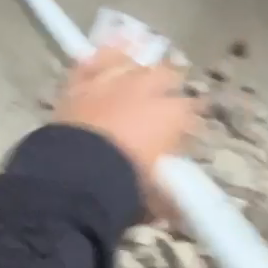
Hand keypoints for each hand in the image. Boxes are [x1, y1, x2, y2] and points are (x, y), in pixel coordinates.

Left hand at [52, 45, 197, 205]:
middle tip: (160, 106)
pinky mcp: (81, 82)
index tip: (183, 138)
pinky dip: (102, 58)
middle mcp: (148, 88)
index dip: (187, 124)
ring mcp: (113, 80)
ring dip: (135, 71)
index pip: (191, 112)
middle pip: (167, 76)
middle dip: (167, 89)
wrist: (75, 178)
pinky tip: (105, 56)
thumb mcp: (152, 200)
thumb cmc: (122, 189)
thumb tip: (172, 212)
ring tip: (134, 79)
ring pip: (131, 62)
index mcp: (172, 116)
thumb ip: (164, 198)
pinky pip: (94, 60)